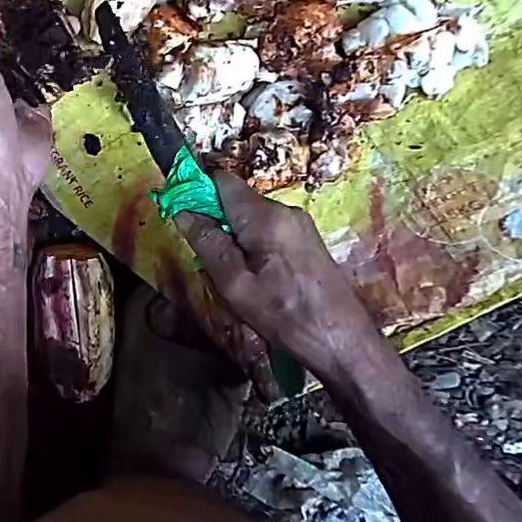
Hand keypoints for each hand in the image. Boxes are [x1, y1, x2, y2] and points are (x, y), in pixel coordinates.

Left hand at [0, 0, 52, 204]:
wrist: (6, 167)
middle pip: (1, 38)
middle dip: (13, 16)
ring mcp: (16, 91)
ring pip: (28, 55)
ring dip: (40, 35)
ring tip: (56, 10)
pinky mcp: (39, 104)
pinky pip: (50, 78)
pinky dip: (59, 61)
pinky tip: (69, 42)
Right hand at [174, 172, 381, 377]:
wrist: (343, 340)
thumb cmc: (285, 315)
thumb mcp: (235, 284)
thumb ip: (208, 243)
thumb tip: (182, 211)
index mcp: (265, 217)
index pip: (222, 180)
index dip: (196, 189)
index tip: (179, 212)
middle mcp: (285, 210)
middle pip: (236, 200)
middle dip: (213, 220)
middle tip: (204, 258)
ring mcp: (299, 224)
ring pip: (250, 218)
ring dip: (232, 237)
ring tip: (230, 276)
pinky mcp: (307, 240)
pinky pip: (267, 230)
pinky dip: (251, 245)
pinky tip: (253, 278)